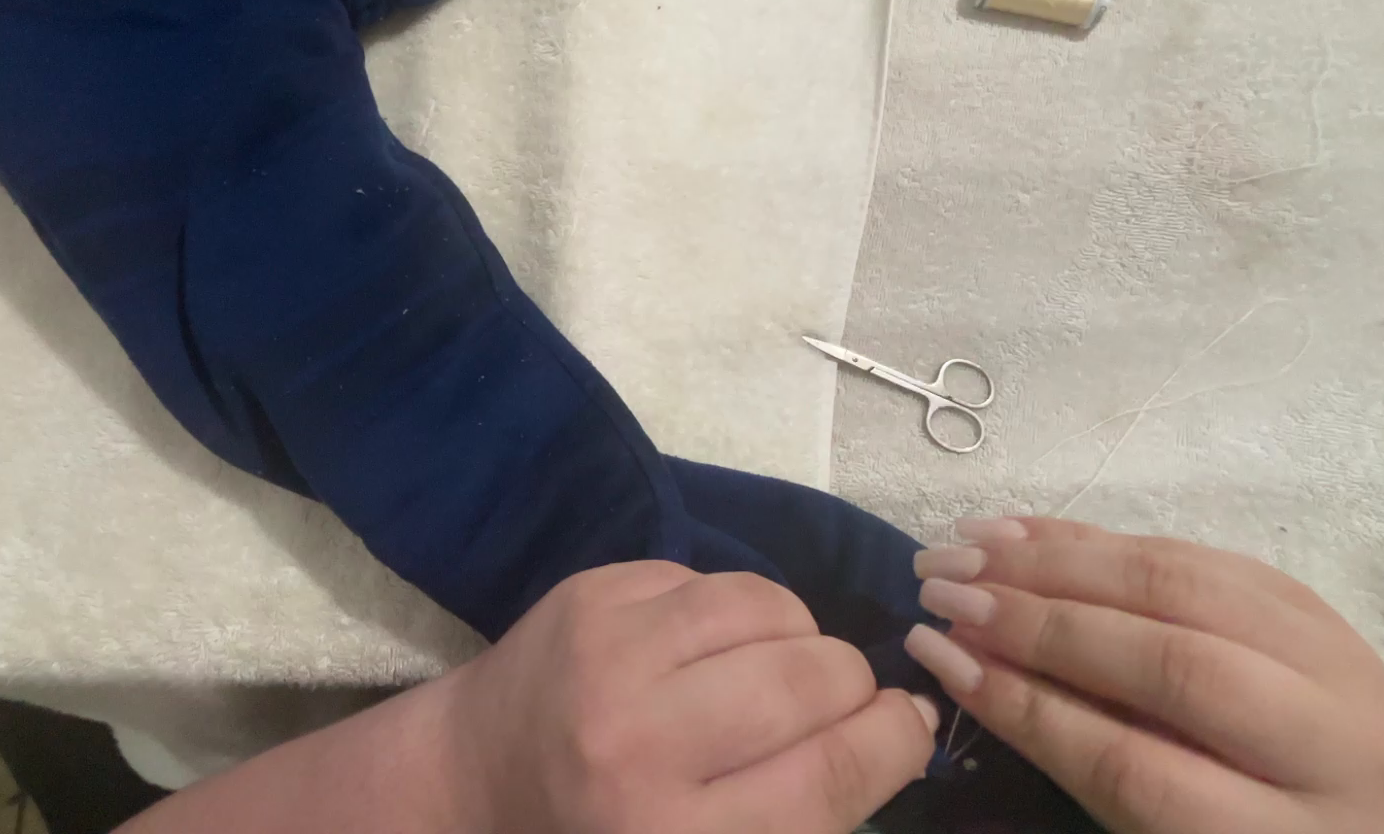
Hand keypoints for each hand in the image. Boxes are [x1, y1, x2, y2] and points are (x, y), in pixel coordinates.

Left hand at [438, 561, 939, 833]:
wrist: (472, 771)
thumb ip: (793, 809)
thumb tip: (897, 728)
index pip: (828, 775)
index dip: (894, 740)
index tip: (912, 722)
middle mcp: (640, 734)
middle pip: (807, 676)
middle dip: (849, 680)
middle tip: (840, 692)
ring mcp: (611, 643)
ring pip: (765, 603)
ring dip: (798, 629)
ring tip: (778, 655)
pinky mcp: (594, 588)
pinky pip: (708, 575)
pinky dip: (734, 605)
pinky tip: (713, 634)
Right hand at [903, 517, 1383, 833]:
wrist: (1362, 816)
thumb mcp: (1149, 831)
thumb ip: (1063, 745)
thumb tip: (958, 653)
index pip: (1133, 765)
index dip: (1020, 703)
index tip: (931, 649)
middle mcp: (1345, 753)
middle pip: (1173, 665)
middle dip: (1035, 621)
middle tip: (942, 591)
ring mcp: (1339, 662)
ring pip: (1180, 586)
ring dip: (1052, 560)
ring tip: (964, 548)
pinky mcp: (1308, 603)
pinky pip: (1185, 550)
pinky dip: (1088, 536)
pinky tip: (1015, 529)